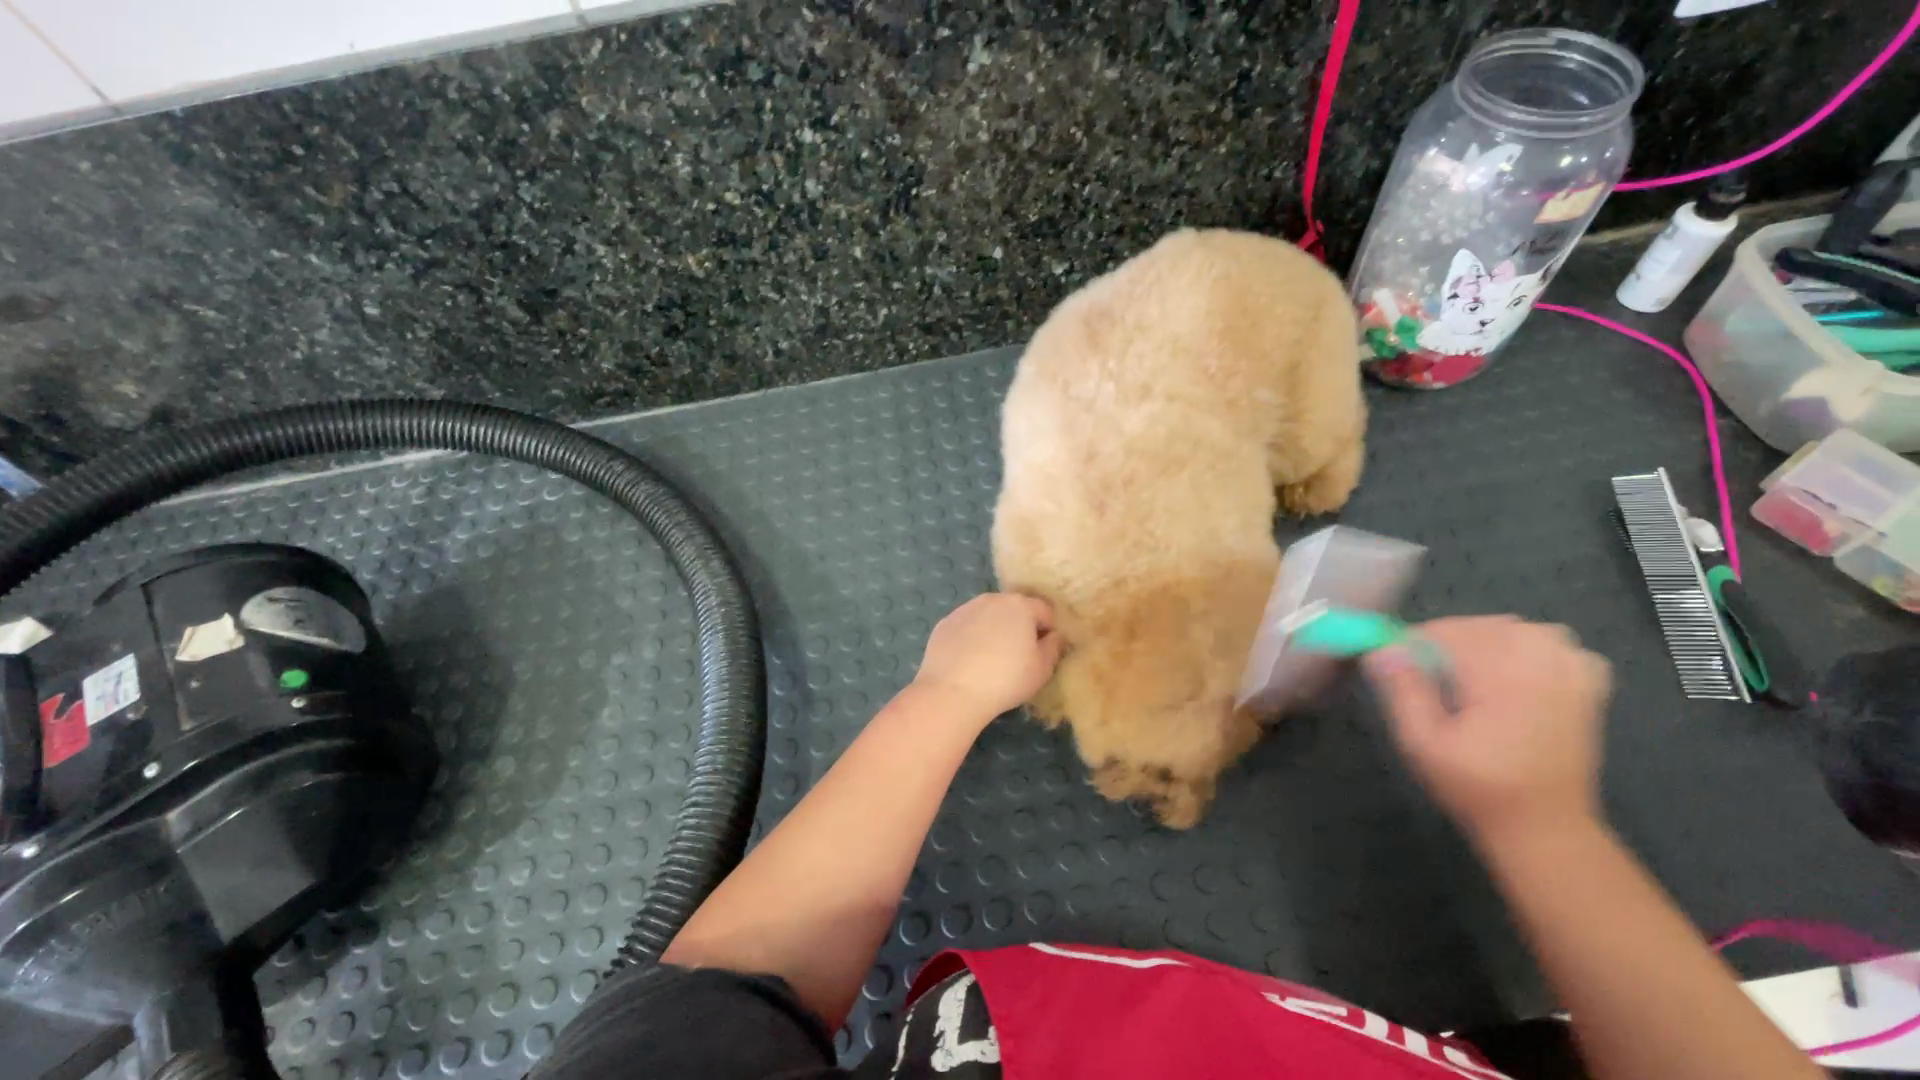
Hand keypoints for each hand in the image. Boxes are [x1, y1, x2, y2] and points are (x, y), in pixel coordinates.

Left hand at [912, 593, 1062, 723]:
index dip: (1048, 631)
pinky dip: (971, 638)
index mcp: (1020, 605)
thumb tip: (1055, 635)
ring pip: (988, 616)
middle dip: (1020, 627)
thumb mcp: (1042, 668)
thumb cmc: (1006, 679)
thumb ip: (1054, 647)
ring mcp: (964, 609)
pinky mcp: (944, 624)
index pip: (1045, 611)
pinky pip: (966, 627)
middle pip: (1014, 609)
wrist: (952, 691)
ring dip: (994, 630)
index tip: (1044, 653)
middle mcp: (991, 599)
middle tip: (1018, 656)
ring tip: (991, 659)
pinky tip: (969, 662)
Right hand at [1365, 615, 1611, 844]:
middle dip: (1448, 642)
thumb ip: (1403, 690)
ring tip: (1468, 677)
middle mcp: (1540, 660)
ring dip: (1487, 642)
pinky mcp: (1587, 684)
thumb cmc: (1478, 787)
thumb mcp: (1424, 744)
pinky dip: (1531, 650)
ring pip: (1516, 629)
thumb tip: (1381, 649)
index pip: (1446, 631)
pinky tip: (1517, 677)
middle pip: (1480, 626)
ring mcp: (1571, 669)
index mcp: (1499, 672)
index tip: (1396, 665)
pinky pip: (1554, 644)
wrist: (1545, 827)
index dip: (1413, 643)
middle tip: (1427, 679)